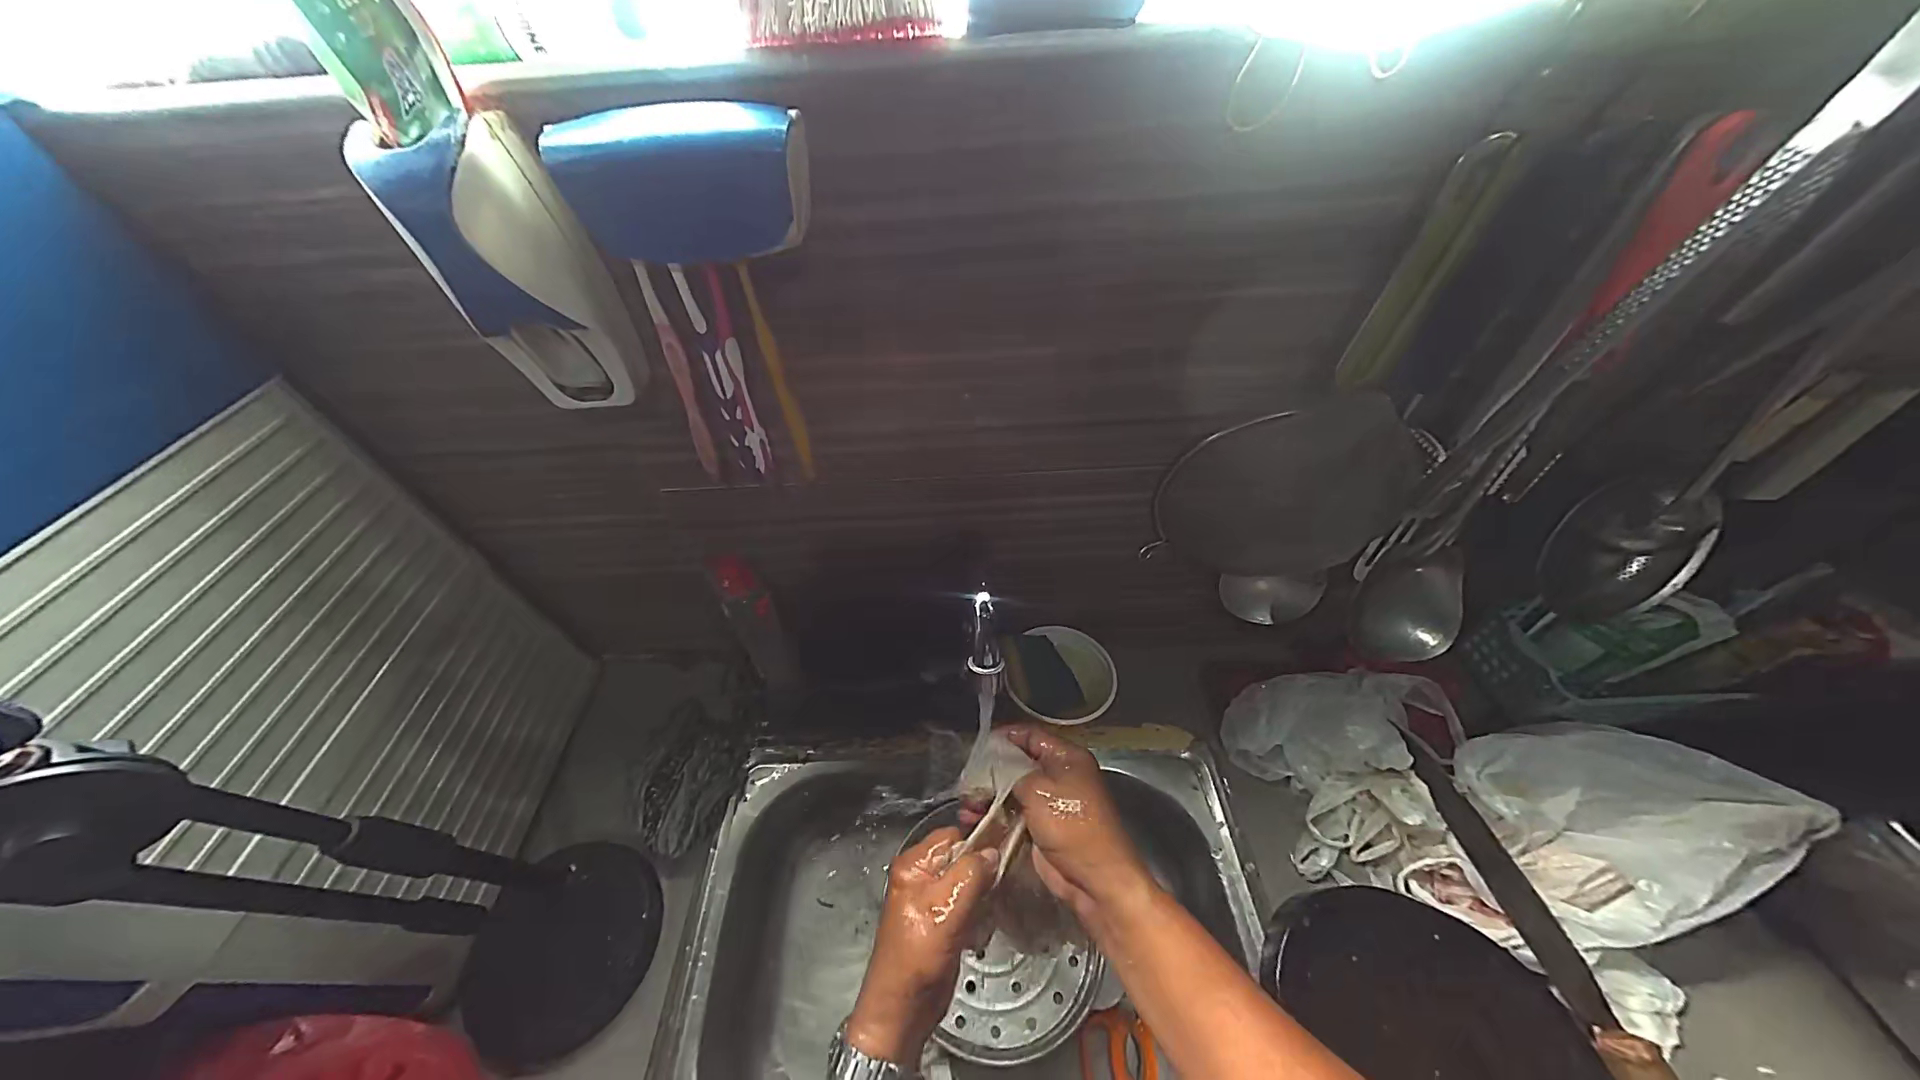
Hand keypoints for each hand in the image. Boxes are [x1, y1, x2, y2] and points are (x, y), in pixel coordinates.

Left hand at [846, 826, 999, 1063]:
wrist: (903, 1010)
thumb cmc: (911, 962)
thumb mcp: (946, 911)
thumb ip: (971, 875)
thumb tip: (992, 852)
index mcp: (914, 864)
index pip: (955, 836)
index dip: (978, 846)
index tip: (998, 859)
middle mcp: (921, 877)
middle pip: (965, 859)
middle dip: (981, 880)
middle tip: (983, 900)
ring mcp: (931, 899)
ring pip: (972, 884)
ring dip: (981, 903)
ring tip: (975, 923)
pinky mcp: (943, 920)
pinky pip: (970, 906)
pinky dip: (977, 919)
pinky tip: (973, 935)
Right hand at [964, 724, 1157, 928]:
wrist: (1096, 878)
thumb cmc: (1071, 825)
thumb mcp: (1037, 789)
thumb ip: (1010, 772)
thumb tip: (989, 767)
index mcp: (1066, 757)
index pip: (1030, 735)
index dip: (1004, 738)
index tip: (978, 748)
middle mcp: (1059, 775)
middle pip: (1017, 764)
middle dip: (990, 773)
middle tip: (967, 783)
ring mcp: (1050, 803)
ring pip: (1011, 791)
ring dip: (988, 797)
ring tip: (966, 808)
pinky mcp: (1041, 827)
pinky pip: (1013, 814)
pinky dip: (995, 816)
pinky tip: (974, 821)